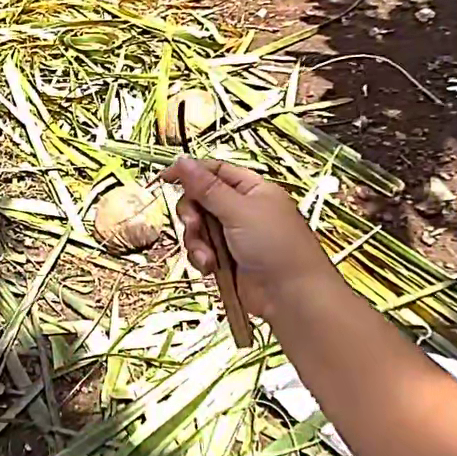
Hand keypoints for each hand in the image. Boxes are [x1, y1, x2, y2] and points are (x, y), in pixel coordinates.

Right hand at [162, 157, 343, 321]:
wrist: (290, 294)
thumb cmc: (274, 245)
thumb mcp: (239, 211)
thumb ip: (207, 188)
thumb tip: (182, 160)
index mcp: (251, 189)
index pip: (214, 171)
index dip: (190, 173)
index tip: (166, 177)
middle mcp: (241, 209)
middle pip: (200, 200)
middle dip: (192, 214)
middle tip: (194, 225)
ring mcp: (233, 235)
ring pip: (197, 229)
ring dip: (196, 242)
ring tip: (208, 257)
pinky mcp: (226, 259)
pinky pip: (201, 251)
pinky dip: (202, 259)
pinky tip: (211, 268)